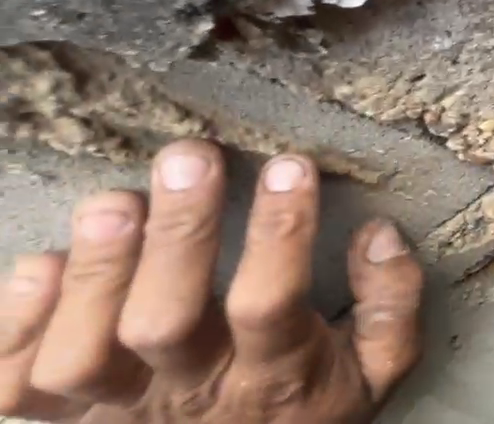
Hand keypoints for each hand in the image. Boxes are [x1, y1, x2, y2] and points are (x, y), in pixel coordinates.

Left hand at [1, 140, 424, 423]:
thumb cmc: (315, 409)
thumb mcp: (383, 369)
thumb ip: (393, 303)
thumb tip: (377, 234)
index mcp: (275, 376)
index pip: (272, 300)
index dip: (280, 232)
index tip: (290, 166)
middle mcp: (187, 395)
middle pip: (163, 322)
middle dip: (177, 233)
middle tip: (189, 159)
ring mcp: (113, 415)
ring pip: (76, 358)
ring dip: (94, 274)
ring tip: (114, 201)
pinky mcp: (61, 422)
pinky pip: (9, 389)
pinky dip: (16, 326)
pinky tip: (44, 264)